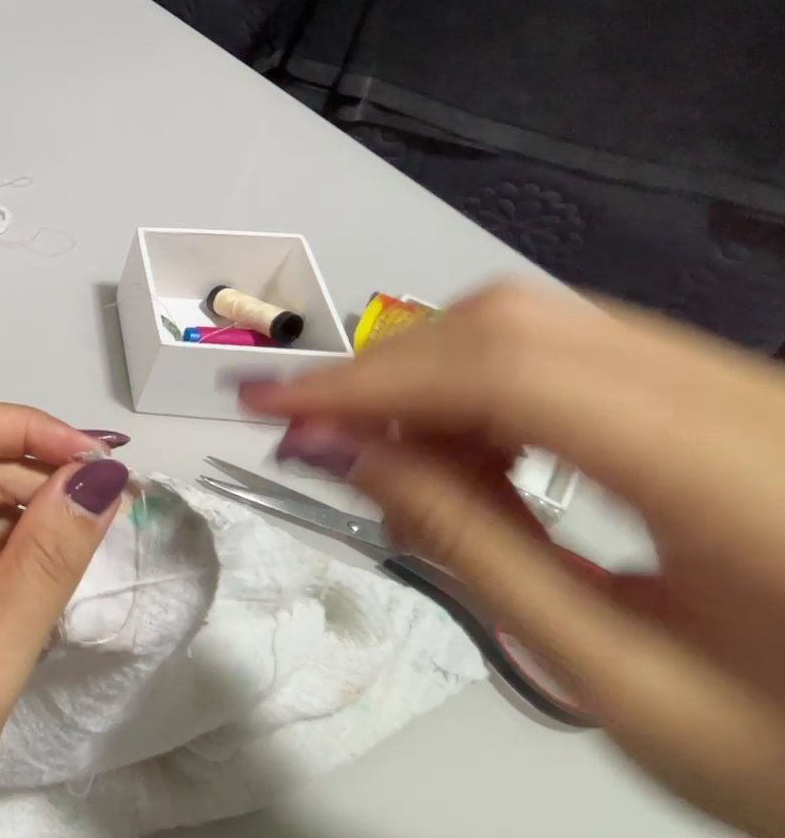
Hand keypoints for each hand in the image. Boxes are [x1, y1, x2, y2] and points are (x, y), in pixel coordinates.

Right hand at [240, 283, 784, 836]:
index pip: (512, 372)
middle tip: (322, 437)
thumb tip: (346, 451)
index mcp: (741, 481)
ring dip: (436, 379)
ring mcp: (751, 387)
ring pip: (543, 324)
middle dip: (391, 371)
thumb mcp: (623, 682)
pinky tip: (480, 454)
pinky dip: (490, 386)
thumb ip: (474, 551)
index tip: (267, 405)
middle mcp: (753, 402)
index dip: (370, 377)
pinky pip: (578, 350)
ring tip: (404, 461)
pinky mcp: (736, 394)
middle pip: (520, 322)